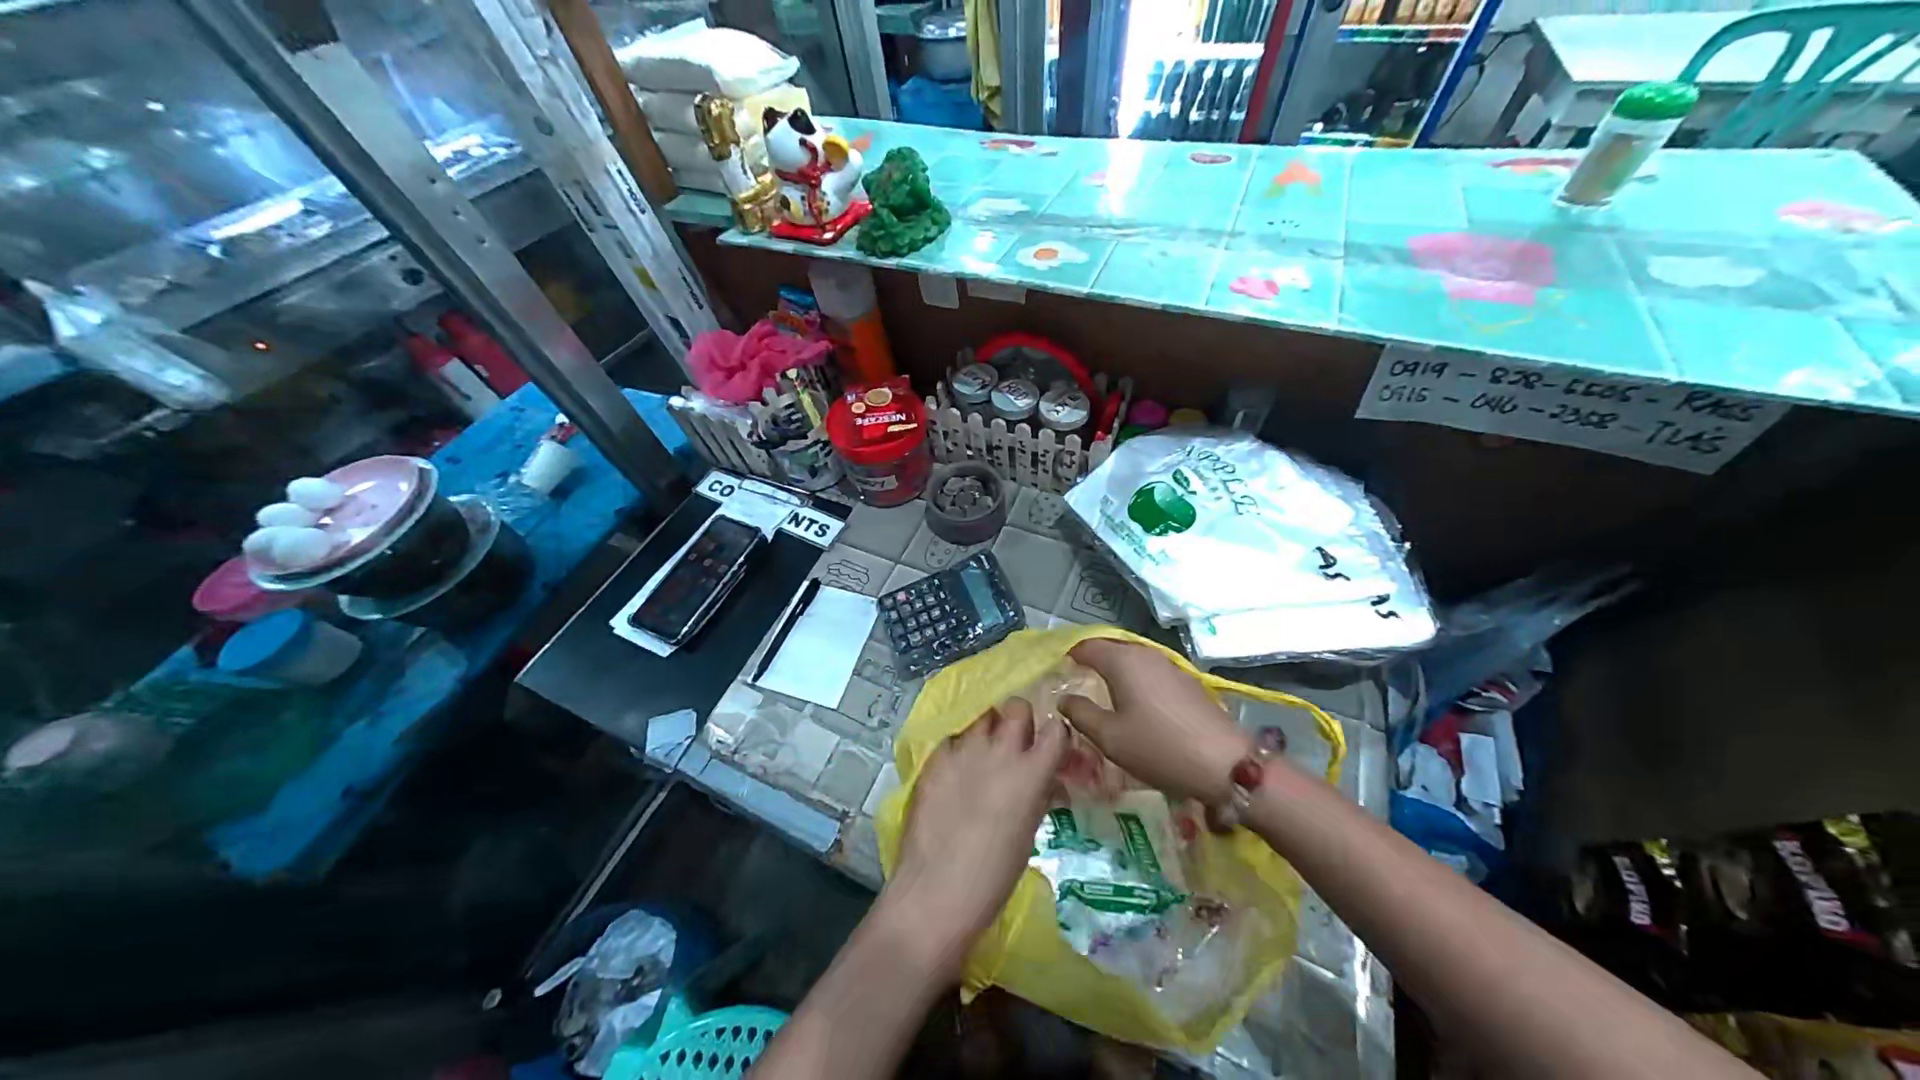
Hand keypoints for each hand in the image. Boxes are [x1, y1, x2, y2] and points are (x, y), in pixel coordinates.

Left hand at [888, 698, 1067, 959]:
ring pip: (982, 718)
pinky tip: (954, 775)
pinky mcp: (933, 759)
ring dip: (987, 732)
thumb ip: (1038, 794)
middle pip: (1016, 707)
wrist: (936, 891)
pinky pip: (953, 740)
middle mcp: (999, 751)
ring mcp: (962, 751)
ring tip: (982, 759)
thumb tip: (1044, 781)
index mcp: (1031, 772)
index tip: (1050, 749)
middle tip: (1015, 747)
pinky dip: (958, 750)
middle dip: (1019, 722)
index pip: (1056, 729)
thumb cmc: (993, 876)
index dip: (1055, 736)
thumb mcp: (1028, 833)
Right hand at [1058, 638, 1252, 803]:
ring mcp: (1170, 666)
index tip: (1056, 672)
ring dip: (1114, 669)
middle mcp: (1146, 654)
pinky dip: (1135, 679)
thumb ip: (1081, 714)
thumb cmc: (1158, 748)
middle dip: (1091, 660)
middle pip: (1111, 648)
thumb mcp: (1110, 737)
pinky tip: (1134, 701)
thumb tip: (1065, 699)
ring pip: (1132, 659)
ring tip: (1102, 692)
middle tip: (1076, 681)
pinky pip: (1150, 671)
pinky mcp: (1186, 681)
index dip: (1068, 656)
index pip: (1087, 647)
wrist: (1225, 763)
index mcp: (1123, 661)